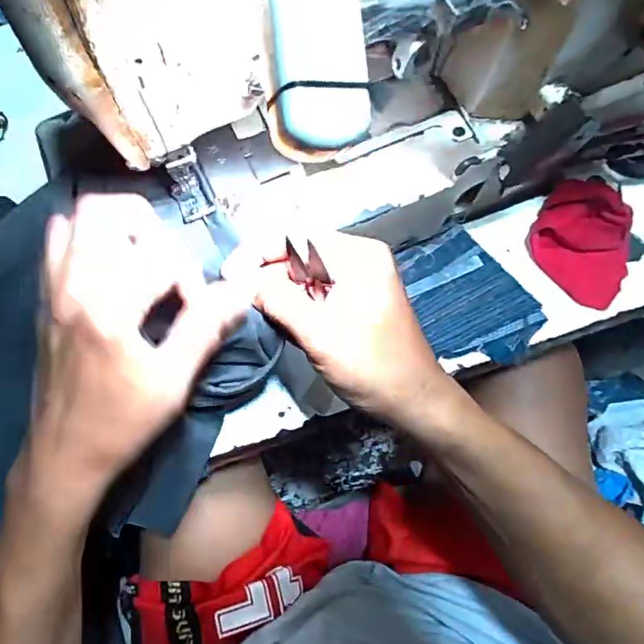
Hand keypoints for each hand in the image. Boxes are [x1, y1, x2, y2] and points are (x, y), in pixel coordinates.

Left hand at [15, 194, 253, 529]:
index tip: (194, 310)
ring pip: (78, 218)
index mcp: (107, 308)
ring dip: (117, 225)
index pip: (160, 257)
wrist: (63, 455)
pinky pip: (55, 242)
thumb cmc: (120, 425)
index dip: (190, 279)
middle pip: (108, 211)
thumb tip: (242, 289)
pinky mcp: (43, 298)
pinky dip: (85, 237)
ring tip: (141, 259)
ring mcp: (52, 289)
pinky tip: (109, 267)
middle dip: (151, 227)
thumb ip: (206, 328)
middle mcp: (73, 286)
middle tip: (169, 264)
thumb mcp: (172, 383)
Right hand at [226, 231, 454, 428]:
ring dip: (275, 291)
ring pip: (302, 277)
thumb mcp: (319, 333)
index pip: (296, 240)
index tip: (229, 272)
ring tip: (246, 306)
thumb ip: (278, 301)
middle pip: (298, 257)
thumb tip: (245, 283)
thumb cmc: (373, 367)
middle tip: (232, 294)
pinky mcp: (352, 303)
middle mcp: (358, 261)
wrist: (414, 403)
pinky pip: (313, 294)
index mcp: (357, 256)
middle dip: (264, 274)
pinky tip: (273, 317)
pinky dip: (291, 304)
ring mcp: (356, 282)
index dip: (258, 253)